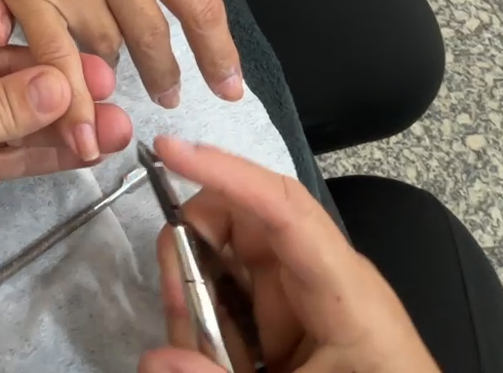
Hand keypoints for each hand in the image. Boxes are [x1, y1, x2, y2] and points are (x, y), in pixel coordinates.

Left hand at [0, 0, 133, 299]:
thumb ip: (5, 104)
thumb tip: (66, 84)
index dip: (3, 13)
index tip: (37, 32)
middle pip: (7, 62)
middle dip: (54, 74)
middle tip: (106, 83)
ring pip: (21, 109)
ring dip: (64, 116)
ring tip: (115, 125)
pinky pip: (20, 149)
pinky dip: (52, 150)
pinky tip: (92, 152)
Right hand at [0, 0, 242, 162]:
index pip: (199, 3)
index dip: (219, 53)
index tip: (230, 89)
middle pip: (154, 34)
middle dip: (165, 74)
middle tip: (169, 96)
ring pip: (107, 47)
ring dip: (111, 68)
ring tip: (108, 74)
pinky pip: (59, 57)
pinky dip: (73, 98)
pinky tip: (83, 129)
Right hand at [138, 137, 437, 372]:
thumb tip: (154, 359)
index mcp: (348, 295)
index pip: (283, 207)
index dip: (225, 172)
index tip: (167, 149)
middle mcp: (322, 275)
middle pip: (239, 218)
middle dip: (191, 245)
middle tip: (176, 305)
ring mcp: (301, 293)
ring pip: (222, 251)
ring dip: (193, 291)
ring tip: (196, 351)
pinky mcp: (285, 313)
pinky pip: (226, 289)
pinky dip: (203, 315)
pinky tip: (211, 357)